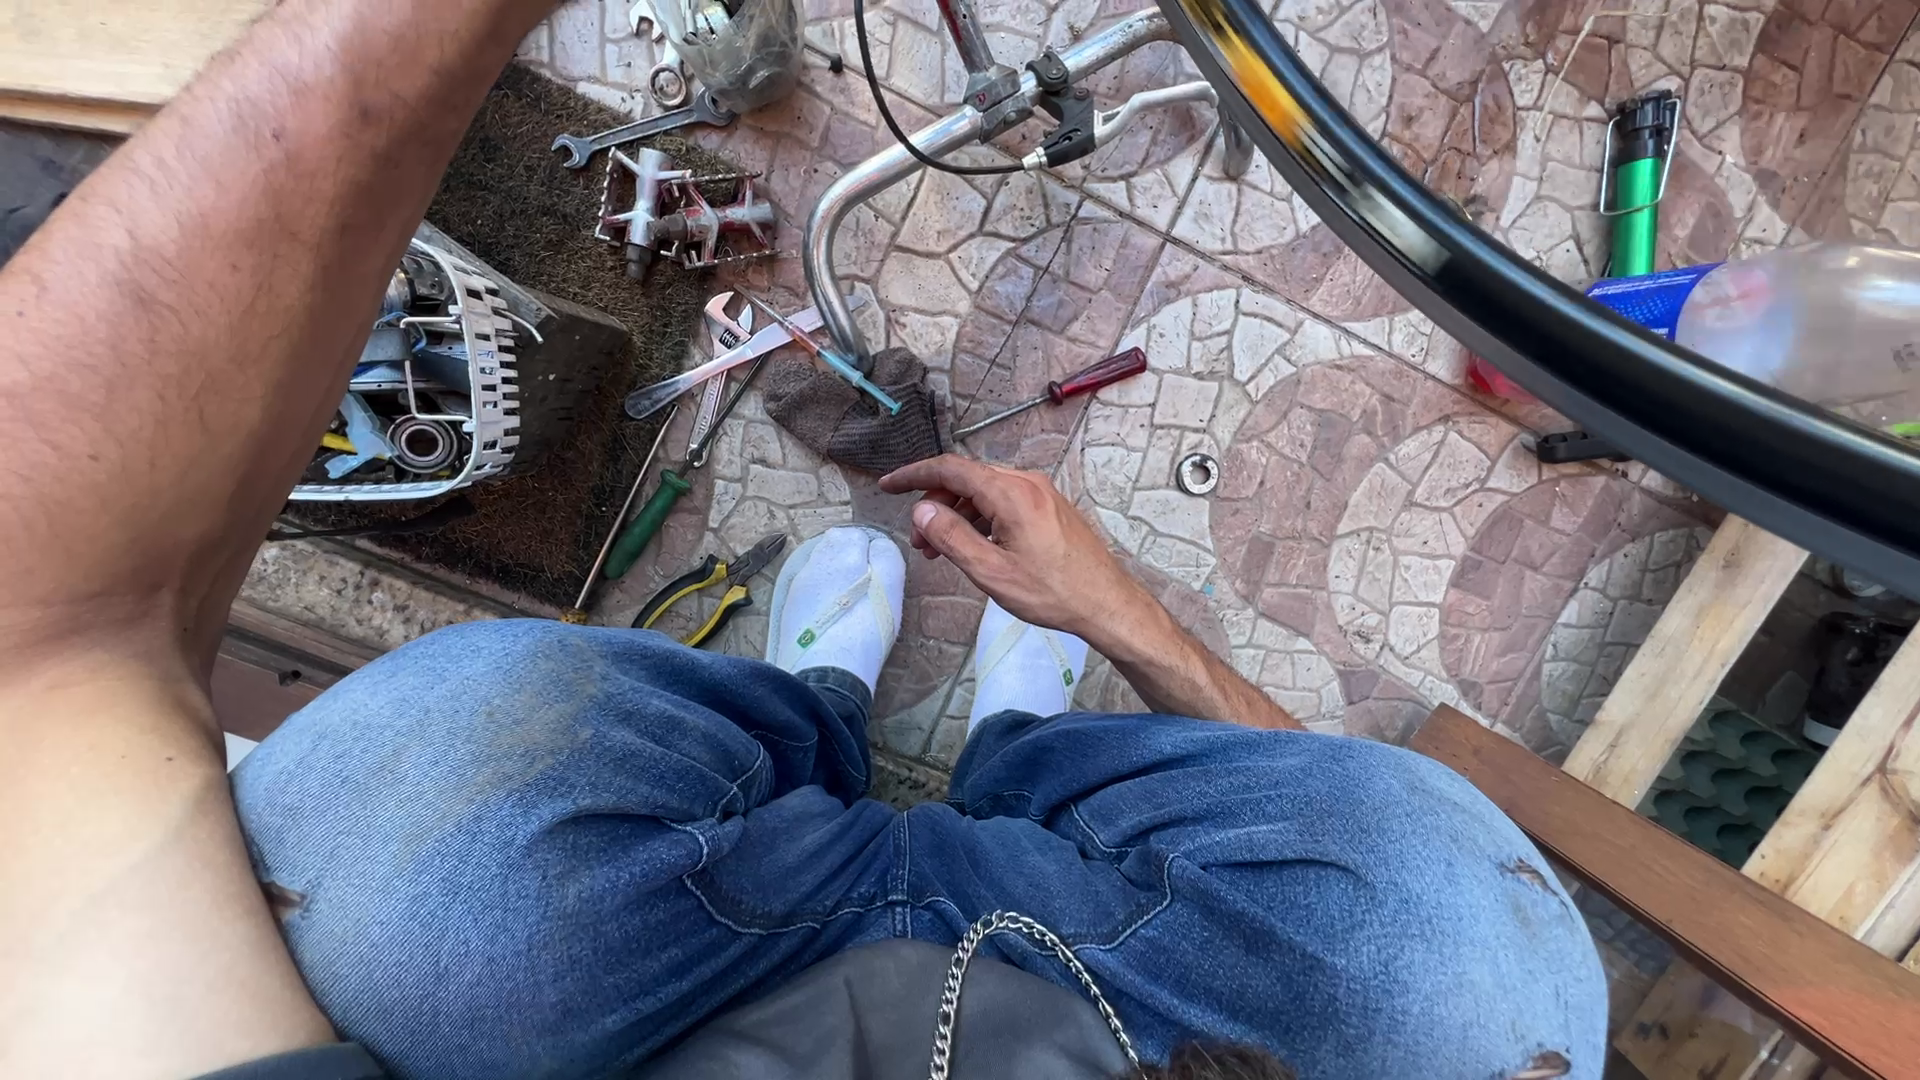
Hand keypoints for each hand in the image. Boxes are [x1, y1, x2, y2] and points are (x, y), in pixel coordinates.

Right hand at [878, 455, 1151, 643]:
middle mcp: (1026, 482)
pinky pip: (1002, 500)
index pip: (950, 469)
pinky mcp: (1048, 505)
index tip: (888, 487)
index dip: (914, 475)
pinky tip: (973, 545)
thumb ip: (951, 537)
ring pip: (984, 490)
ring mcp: (1040, 492)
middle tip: (919, 542)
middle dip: (934, 504)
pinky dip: (979, 517)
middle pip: (966, 479)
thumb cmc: (1051, 592)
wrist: (1106, 602)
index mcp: (1010, 492)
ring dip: (956, 514)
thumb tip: (921, 511)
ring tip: (940, 550)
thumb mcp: (991, 571)